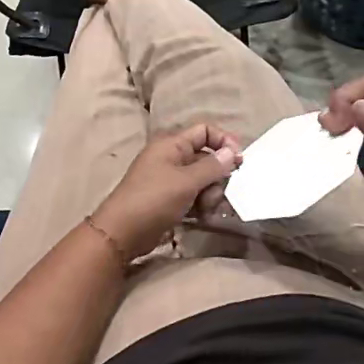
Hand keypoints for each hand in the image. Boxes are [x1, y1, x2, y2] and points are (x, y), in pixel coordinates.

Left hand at [90, 124, 241, 259]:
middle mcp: (171, 158)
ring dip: (210, 195)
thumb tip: (232, 151)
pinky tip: (203, 218)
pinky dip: (201, 206)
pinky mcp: (170, 200)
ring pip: (203, 181)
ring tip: (205, 210)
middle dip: (217, 177)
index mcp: (171, 145)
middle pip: (207, 159)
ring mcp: (170, 180)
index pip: (204, 131)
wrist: (123, 232)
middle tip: (215, 195)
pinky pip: (194, 197)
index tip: (239, 162)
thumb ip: (212, 166)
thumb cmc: (153, 200)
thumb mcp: (186, 181)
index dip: (224, 142)